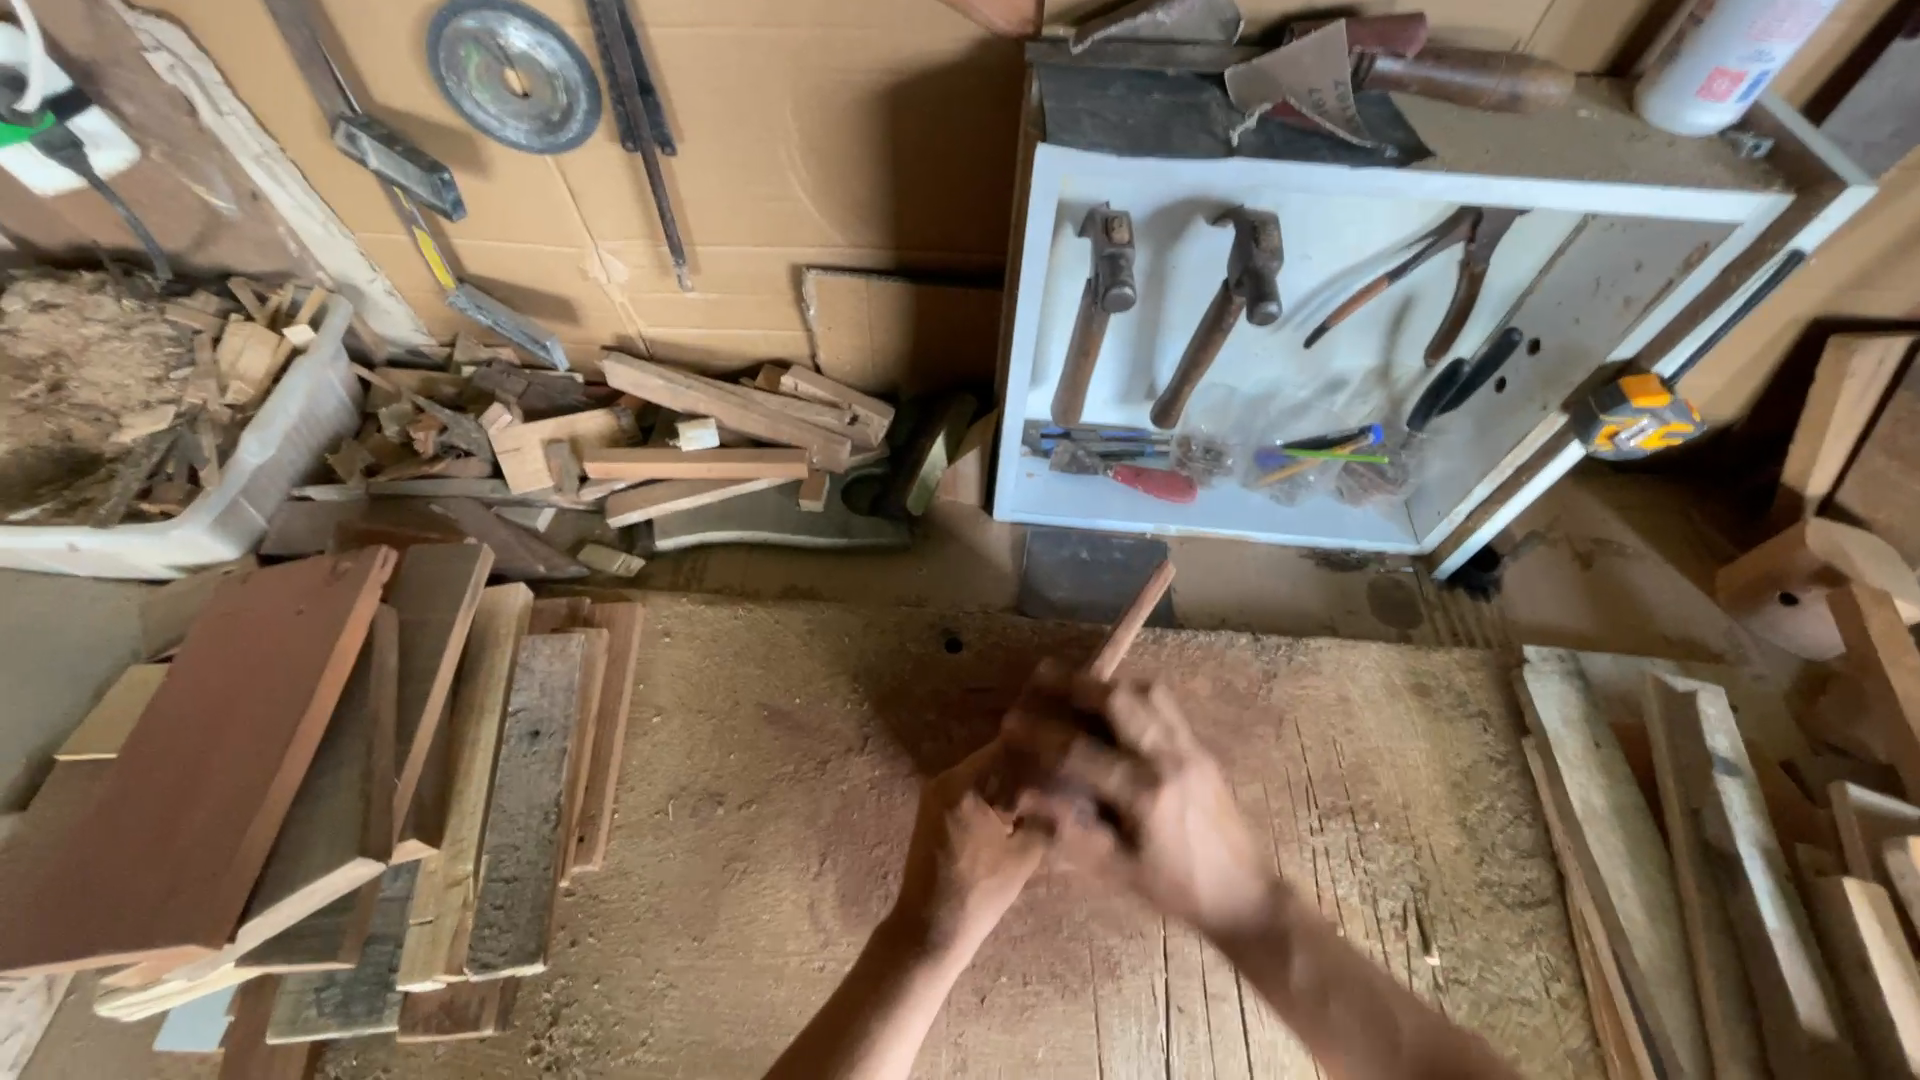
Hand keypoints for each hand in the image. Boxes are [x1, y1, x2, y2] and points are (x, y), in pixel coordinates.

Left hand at [891, 738, 1049, 954]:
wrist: (929, 931)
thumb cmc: (978, 893)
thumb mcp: (1023, 854)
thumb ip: (1046, 818)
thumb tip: (1069, 796)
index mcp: (962, 783)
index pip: (1006, 747)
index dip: (1038, 750)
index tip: (1065, 754)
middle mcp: (944, 780)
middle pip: (994, 759)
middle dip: (1027, 766)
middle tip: (1062, 774)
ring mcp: (935, 796)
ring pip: (984, 777)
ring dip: (1012, 783)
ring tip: (1047, 792)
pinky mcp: (935, 814)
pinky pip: (971, 792)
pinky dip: (995, 797)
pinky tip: (1021, 810)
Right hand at [1007, 665, 1275, 939]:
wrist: (1244, 894)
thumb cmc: (1175, 889)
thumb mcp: (1116, 869)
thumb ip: (1067, 831)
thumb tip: (1022, 797)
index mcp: (1144, 795)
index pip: (1080, 752)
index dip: (1040, 735)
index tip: (1010, 724)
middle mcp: (1169, 760)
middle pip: (1118, 700)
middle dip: (1075, 684)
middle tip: (1042, 676)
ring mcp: (1190, 748)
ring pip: (1146, 692)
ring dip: (1107, 683)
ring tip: (1078, 685)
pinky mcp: (1201, 746)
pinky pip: (1166, 704)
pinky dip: (1134, 693)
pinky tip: (1115, 704)